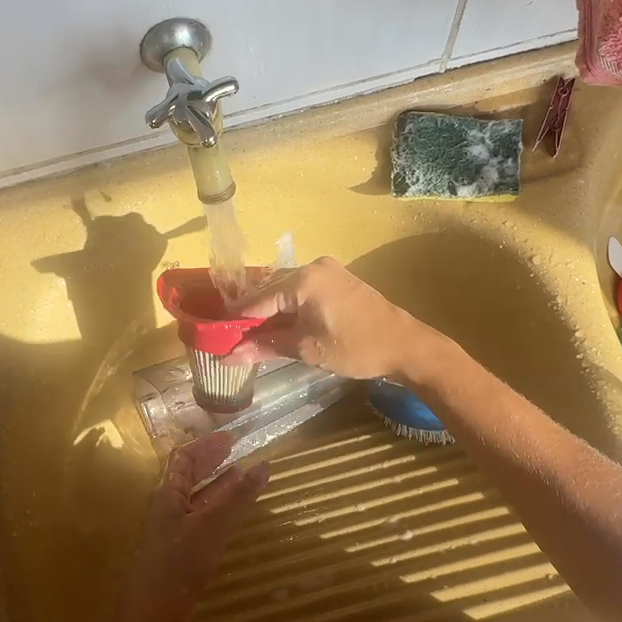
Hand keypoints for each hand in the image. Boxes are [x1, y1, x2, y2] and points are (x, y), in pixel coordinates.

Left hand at [124, 433, 268, 621]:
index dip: (205, 445)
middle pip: (186, 476)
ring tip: (240, 477)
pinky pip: (199, 519)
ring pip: (194, 498)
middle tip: (235, 452)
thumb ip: (238, 495)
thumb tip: (264, 464)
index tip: (230, 438)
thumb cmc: (180, 560)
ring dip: (216, 485)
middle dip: (210, 462)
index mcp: (167, 493)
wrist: (154, 611)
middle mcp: (166, 507)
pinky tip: (230, 515)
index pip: (182, 457)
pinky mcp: (178, 552)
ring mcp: (171, 530)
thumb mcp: (213, 524)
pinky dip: (216, 509)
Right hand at [225, 256, 443, 380]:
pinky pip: (302, 291)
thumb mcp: (307, 349)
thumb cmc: (356, 348)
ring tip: (253, 338)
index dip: (235, 321)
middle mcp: (313, 266)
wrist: (406, 346)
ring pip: (285, 291)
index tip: (216, 336)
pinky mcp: (338, 280)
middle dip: (251, 316)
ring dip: (270, 314)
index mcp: (303, 280)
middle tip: (231, 340)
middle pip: (269, 291)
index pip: (257, 300)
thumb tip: (229, 355)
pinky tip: (280, 327)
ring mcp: (328, 271)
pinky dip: (289, 309)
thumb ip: (265, 347)